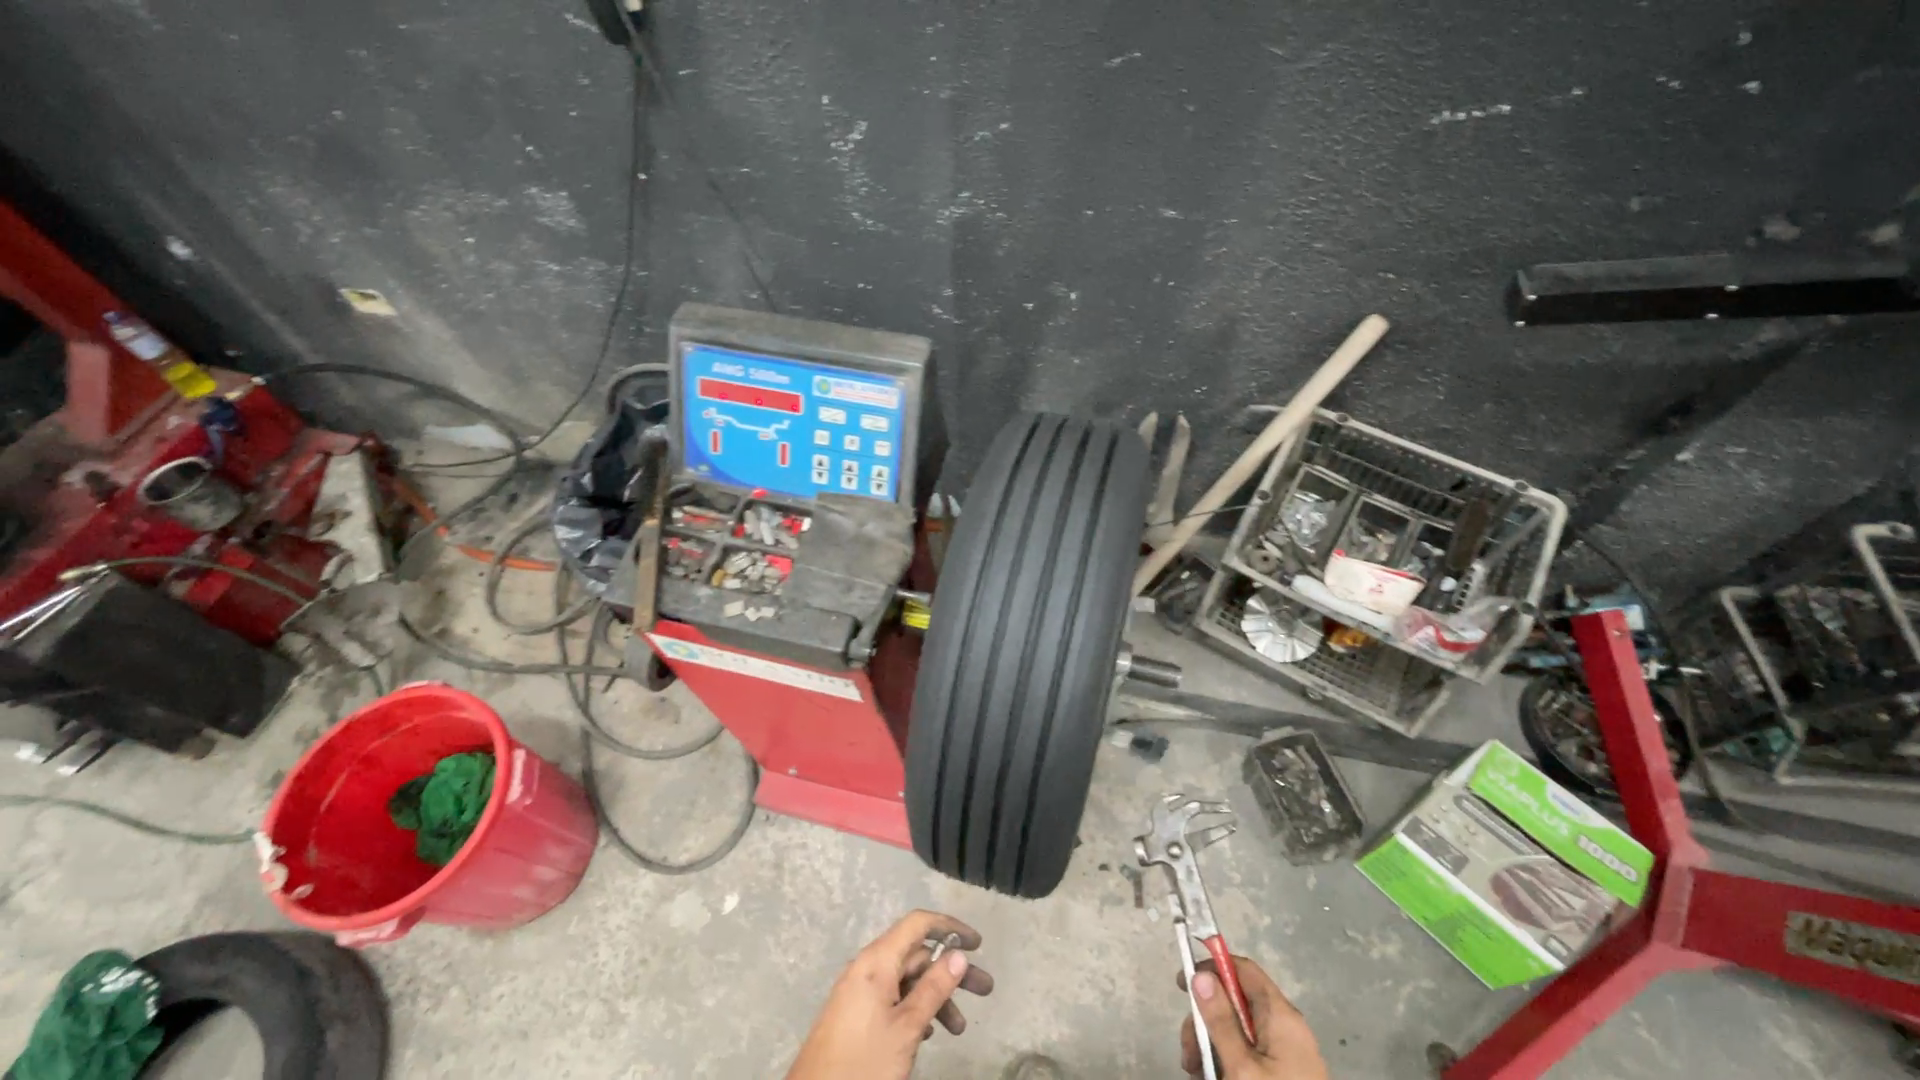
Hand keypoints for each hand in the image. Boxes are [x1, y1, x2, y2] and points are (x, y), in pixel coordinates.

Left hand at [785, 910, 995, 1079]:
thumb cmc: (864, 1060)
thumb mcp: (907, 1026)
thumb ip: (934, 988)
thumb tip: (957, 954)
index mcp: (876, 961)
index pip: (917, 924)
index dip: (949, 927)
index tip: (978, 944)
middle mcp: (867, 968)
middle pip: (916, 956)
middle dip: (951, 971)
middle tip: (985, 991)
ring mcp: (859, 992)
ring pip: (906, 982)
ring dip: (936, 998)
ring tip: (960, 1028)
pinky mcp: (856, 1015)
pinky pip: (893, 1000)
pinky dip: (915, 1010)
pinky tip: (930, 1033)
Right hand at [1179, 955, 1326, 1078]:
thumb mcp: (1241, 1066)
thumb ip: (1220, 1020)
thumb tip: (1202, 974)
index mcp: (1280, 1015)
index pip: (1243, 969)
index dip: (1212, 966)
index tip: (1183, 982)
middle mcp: (1284, 1026)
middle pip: (1235, 1003)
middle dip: (1205, 1021)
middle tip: (1188, 1051)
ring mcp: (1285, 1050)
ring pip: (1237, 1030)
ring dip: (1210, 1045)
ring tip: (1196, 1072)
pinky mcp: (1282, 1070)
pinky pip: (1248, 1052)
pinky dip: (1226, 1060)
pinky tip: (1212, 1077)